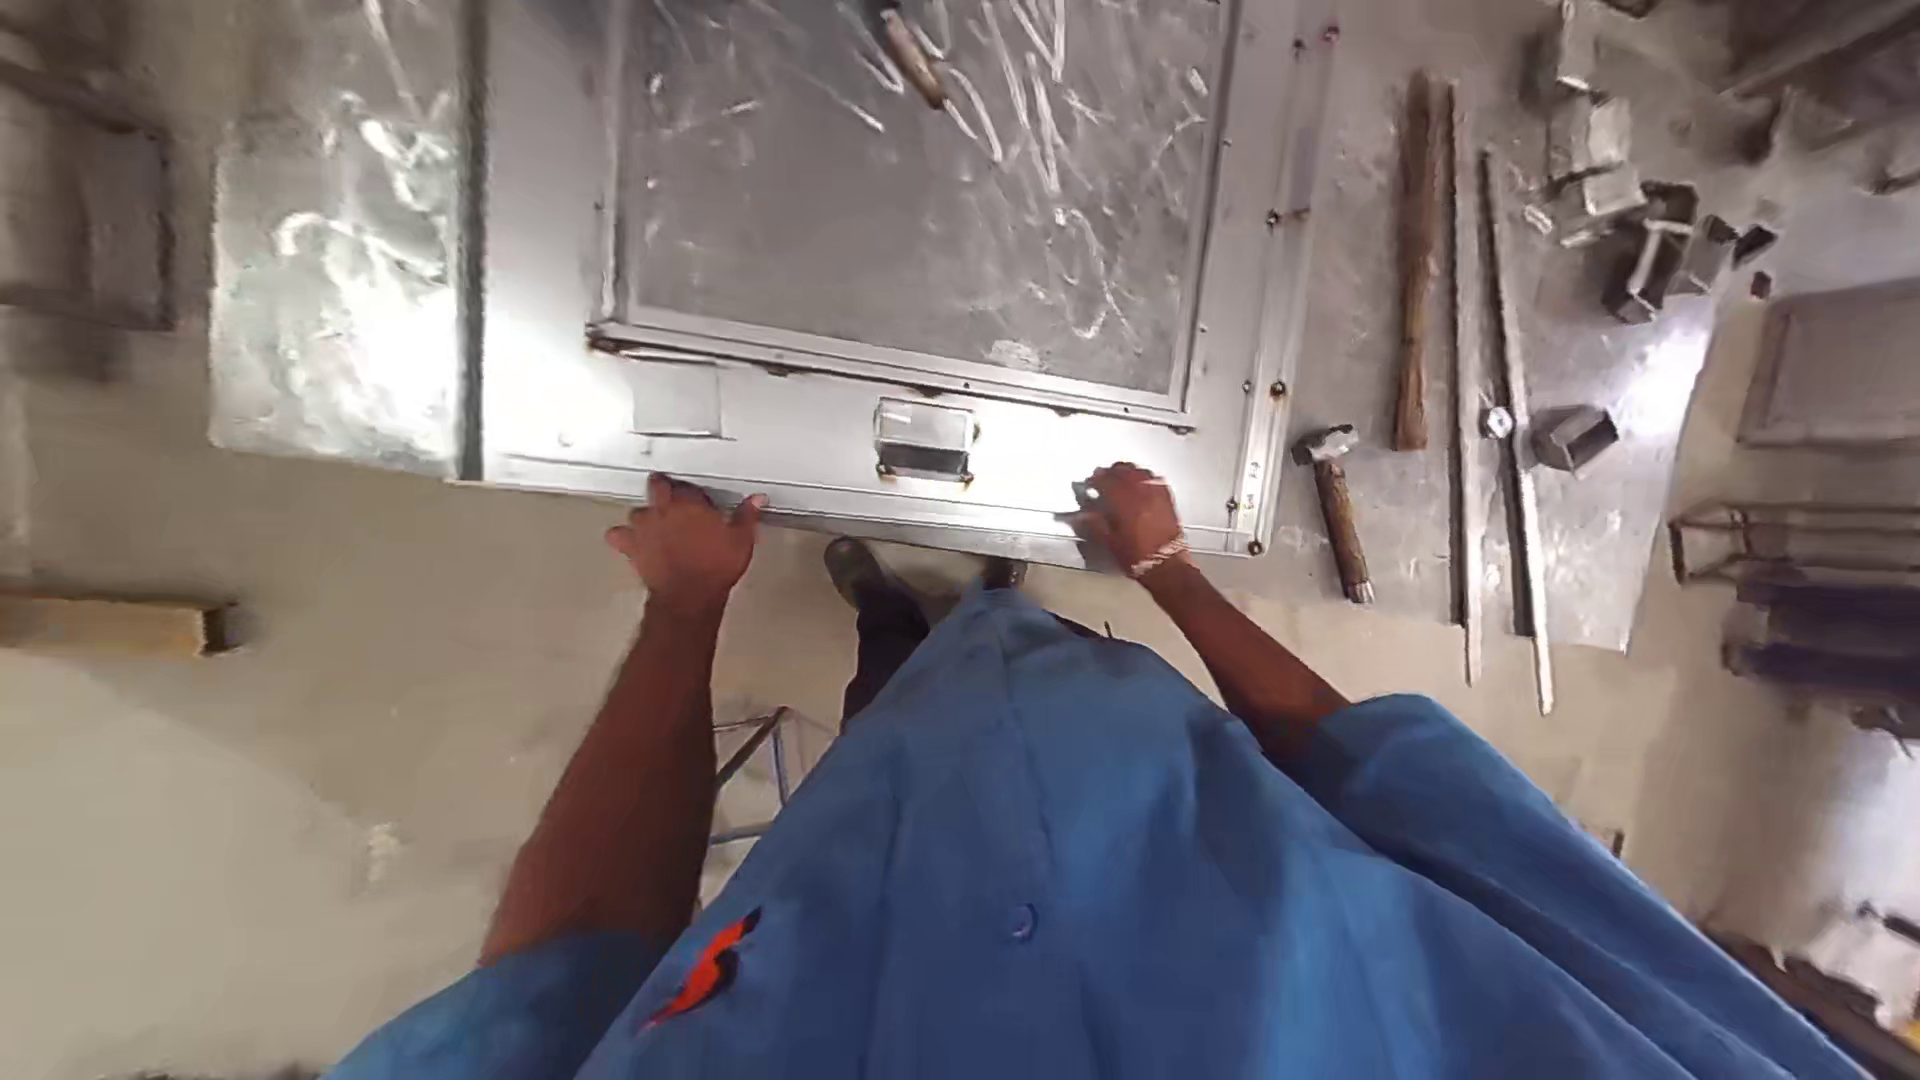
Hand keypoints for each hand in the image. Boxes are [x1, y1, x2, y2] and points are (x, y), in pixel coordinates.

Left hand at [607, 474, 767, 616]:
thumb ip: (747, 515)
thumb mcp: (741, 539)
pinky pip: (618, 535)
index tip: (702, 501)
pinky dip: (622, 536)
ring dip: (645, 513)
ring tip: (655, 520)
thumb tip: (757, 500)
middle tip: (673, 496)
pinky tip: (629, 539)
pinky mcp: (632, 547)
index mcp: (691, 504)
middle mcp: (664, 510)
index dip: (695, 492)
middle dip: (664, 487)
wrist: (689, 594)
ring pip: (637, 510)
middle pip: (657, 486)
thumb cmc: (714, 567)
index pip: (690, 486)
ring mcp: (645, 528)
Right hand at [1073, 462, 1187, 578]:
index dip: (1096, 479)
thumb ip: (1094, 525)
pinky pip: (1156, 479)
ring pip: (1140, 472)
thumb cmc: (1138, 557)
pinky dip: (1145, 476)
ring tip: (1120, 474)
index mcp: (1125, 505)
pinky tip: (1141, 480)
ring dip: (1128, 470)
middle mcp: (1141, 495)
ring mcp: (1157, 495)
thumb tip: (1082, 514)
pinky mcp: (1167, 500)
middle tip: (1102, 475)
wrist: (1167, 566)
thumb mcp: (1109, 543)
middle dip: (1111, 471)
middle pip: (1124, 472)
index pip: (1107, 482)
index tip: (1090, 482)